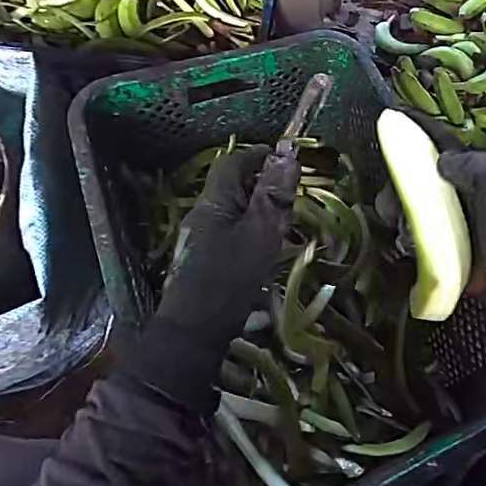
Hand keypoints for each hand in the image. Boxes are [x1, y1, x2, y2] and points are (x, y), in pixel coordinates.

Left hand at [118, 146, 299, 411]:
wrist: (195, 332)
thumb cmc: (230, 278)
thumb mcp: (260, 233)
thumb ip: (273, 195)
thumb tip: (287, 153)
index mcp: (212, 201)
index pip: (232, 162)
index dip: (258, 155)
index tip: (285, 157)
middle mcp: (201, 214)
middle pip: (230, 185)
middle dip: (260, 180)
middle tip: (290, 188)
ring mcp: (199, 238)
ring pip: (230, 209)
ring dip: (255, 205)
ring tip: (283, 215)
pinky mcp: (202, 259)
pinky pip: (228, 230)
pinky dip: (248, 227)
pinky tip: (264, 243)